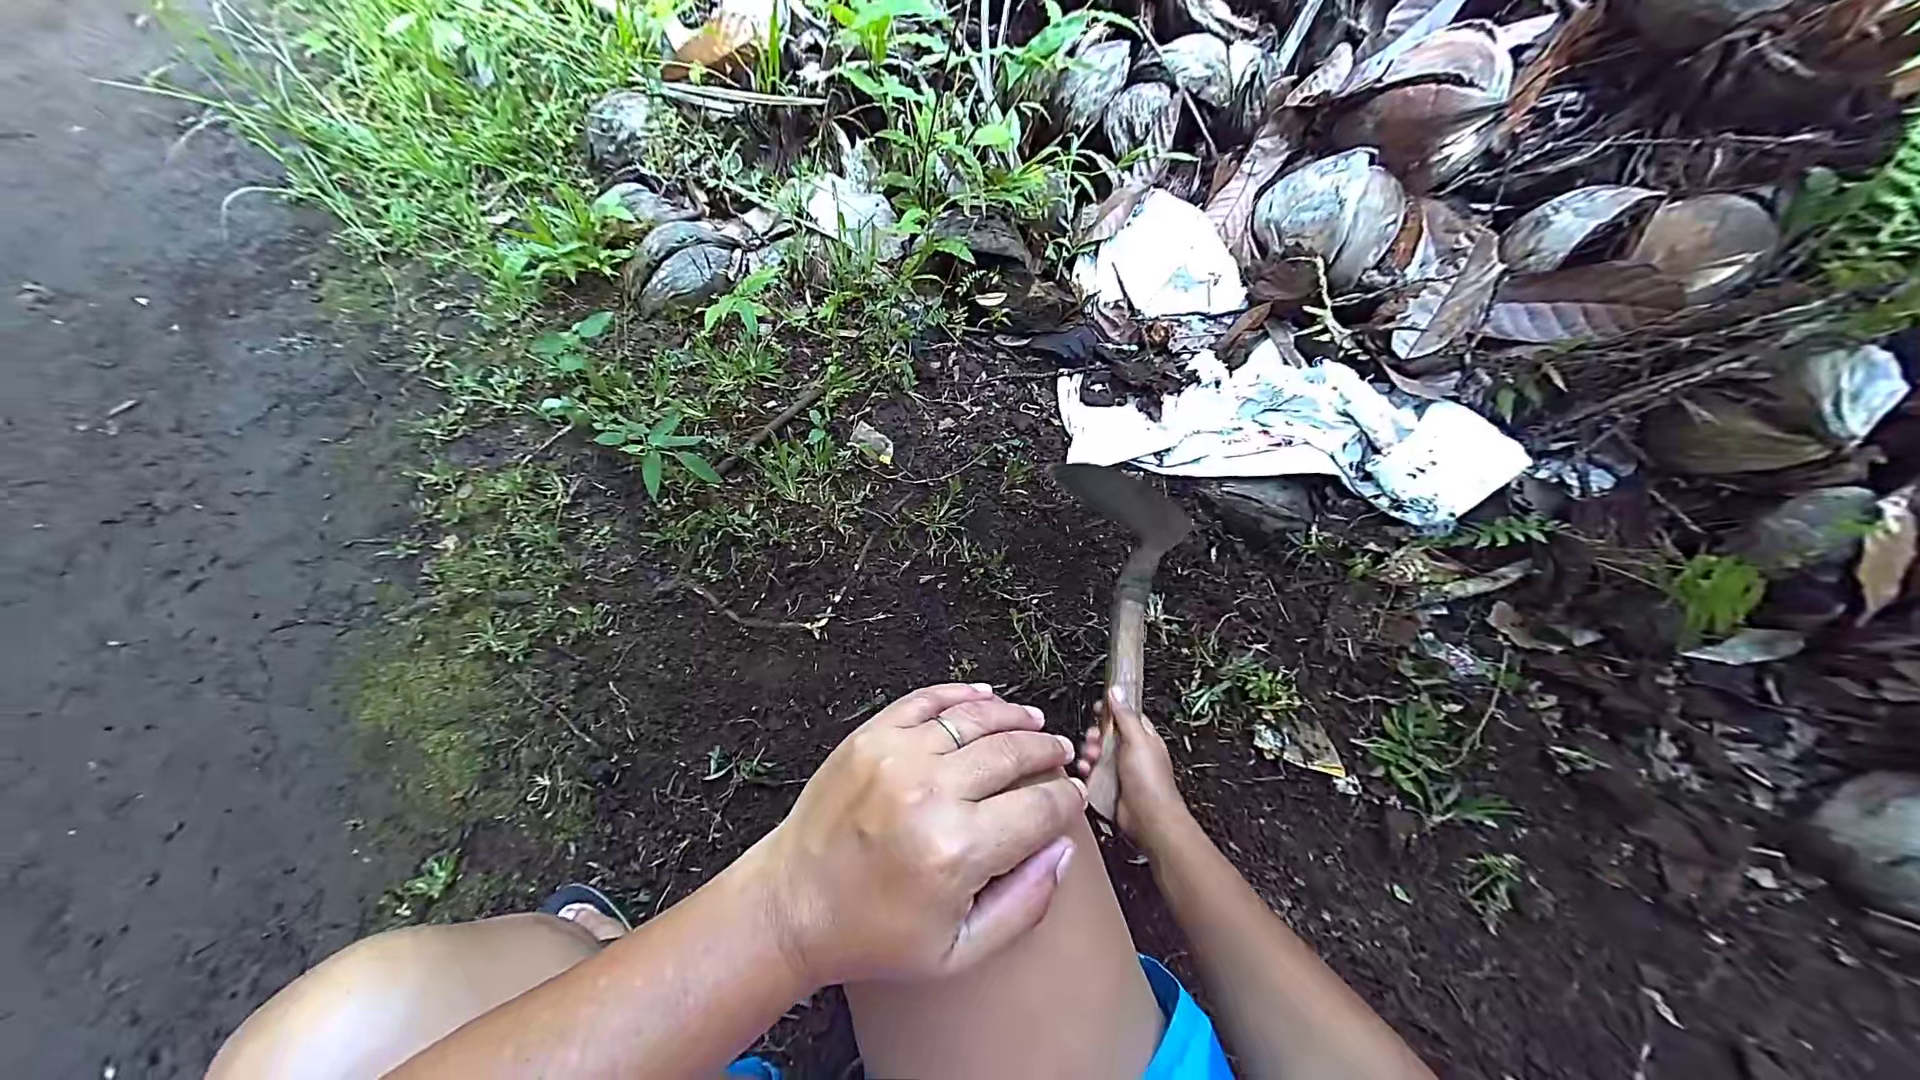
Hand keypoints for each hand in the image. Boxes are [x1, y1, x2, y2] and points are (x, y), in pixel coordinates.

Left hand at [753, 683, 1087, 984]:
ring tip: (1035, 722)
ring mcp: (897, 756)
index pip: (1039, 808)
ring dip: (1015, 717)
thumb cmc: (872, 934)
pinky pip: (928, 700)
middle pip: (1013, 753)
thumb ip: (1024, 904)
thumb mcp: (958, 951)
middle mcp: (929, 792)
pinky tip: (987, 697)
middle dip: (1048, 751)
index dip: (1067, 800)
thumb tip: (1063, 851)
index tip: (1073, 796)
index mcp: (957, 849)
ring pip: (976, 718)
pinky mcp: (871, 736)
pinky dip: (963, 695)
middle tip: (1060, 753)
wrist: (793, 904)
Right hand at [1076, 691, 1189, 846]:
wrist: (1148, 820)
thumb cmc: (1152, 783)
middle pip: (1106, 733)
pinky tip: (1086, 769)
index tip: (1098, 708)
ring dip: (1089, 751)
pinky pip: (1090, 771)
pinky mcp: (1107, 785)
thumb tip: (1117, 692)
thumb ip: (1125, 715)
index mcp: (1143, 738)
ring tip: (1092, 757)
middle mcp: (1130, 752)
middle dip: (1095, 733)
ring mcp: (1118, 769)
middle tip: (1095, 738)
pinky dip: (1085, 768)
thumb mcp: (1139, 740)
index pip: (1125, 715)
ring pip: (1095, 751)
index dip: (1110, 710)